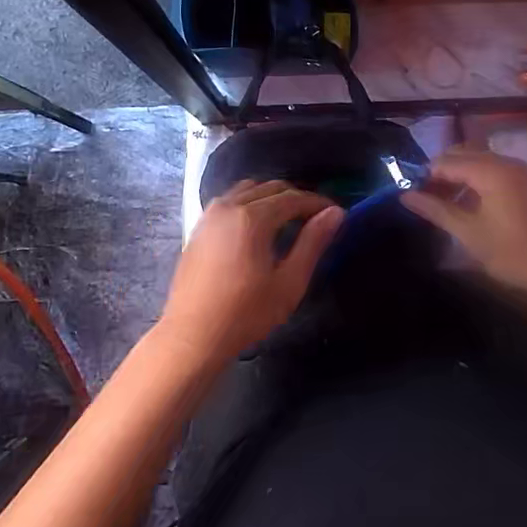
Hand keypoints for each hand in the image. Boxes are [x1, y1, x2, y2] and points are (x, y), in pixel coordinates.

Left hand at [159, 180, 343, 359]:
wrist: (190, 339)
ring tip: (288, 220)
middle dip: (297, 198)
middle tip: (315, 218)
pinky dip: (250, 202)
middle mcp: (229, 207)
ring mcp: (210, 215)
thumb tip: (335, 213)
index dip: (317, 203)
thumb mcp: (289, 283)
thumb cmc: (245, 314)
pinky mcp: (198, 228)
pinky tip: (258, 226)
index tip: (335, 213)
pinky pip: (231, 200)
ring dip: (272, 197)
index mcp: (253, 218)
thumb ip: (313, 243)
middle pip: (272, 188)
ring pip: (249, 189)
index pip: (294, 198)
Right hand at [401, 150, 526, 299]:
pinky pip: (495, 169)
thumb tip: (407, 196)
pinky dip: (478, 179)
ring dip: (460, 175)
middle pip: (463, 153)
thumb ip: (438, 212)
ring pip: (480, 160)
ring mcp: (520, 170)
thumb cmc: (517, 254)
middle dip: (442, 172)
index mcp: (491, 170)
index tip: (412, 196)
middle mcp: (506, 161)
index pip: (447, 160)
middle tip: (427, 200)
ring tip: (446, 205)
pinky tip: (472, 206)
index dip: (426, 175)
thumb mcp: (472, 236)